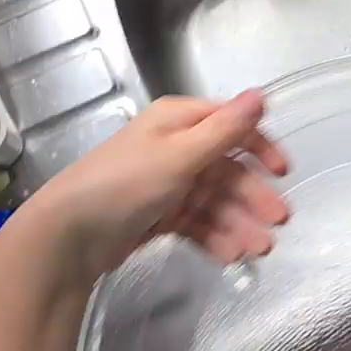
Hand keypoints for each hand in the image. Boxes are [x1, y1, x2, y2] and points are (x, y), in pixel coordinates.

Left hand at [26, 90, 290, 278]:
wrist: (68, 236)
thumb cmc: (125, 183)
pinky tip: (231, 256)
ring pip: (215, 201)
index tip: (283, 172)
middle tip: (277, 225)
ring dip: (238, 223)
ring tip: (257, 251)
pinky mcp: (159, 215)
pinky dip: (215, 236)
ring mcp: (168, 183)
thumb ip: (224, 130)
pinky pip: (197, 222)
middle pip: (226, 169)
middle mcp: (176, 147)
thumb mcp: (180, 155)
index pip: (231, 127)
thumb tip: (261, 94)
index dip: (259, 148)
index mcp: (180, 122)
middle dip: (252, 197)